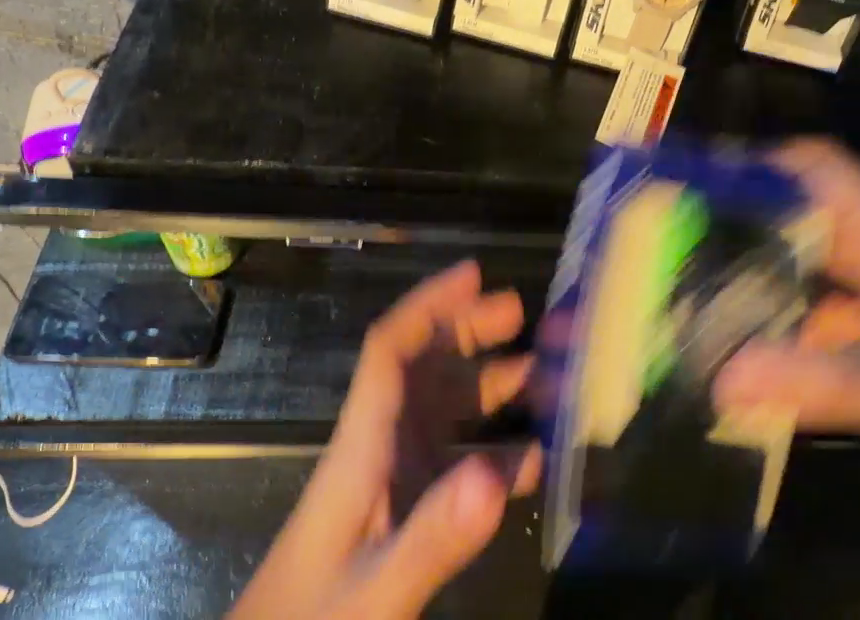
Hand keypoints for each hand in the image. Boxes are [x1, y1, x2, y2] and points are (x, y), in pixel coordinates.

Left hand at [230, 261, 541, 619]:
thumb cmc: (314, 619)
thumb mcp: (376, 589)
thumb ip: (434, 537)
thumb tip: (499, 474)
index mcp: (364, 445)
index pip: (390, 351)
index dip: (430, 304)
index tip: (476, 274)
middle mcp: (379, 446)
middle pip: (422, 366)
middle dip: (468, 331)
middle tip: (523, 314)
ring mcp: (392, 477)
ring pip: (442, 408)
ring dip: (488, 385)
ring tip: (545, 375)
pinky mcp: (403, 508)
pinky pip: (454, 461)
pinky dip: (493, 451)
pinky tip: (531, 463)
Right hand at [712, 138, 859, 472]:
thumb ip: (817, 382)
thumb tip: (723, 378)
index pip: (817, 167)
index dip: (757, 163)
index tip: (695, 182)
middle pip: (793, 203)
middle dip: (734, 212)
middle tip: (669, 232)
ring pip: (794, 245)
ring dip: (745, 255)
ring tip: (682, 273)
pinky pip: (802, 289)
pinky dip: (764, 300)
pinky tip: (726, 328)